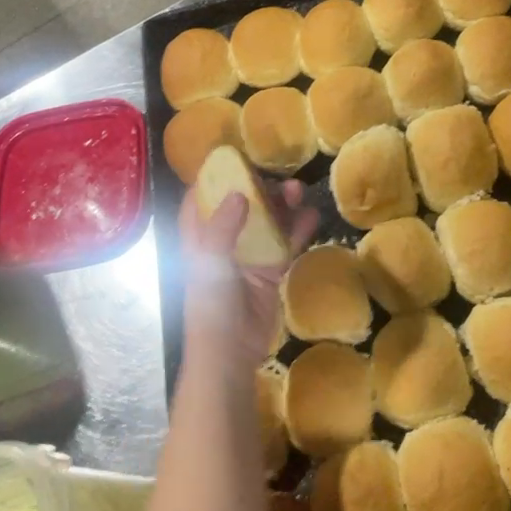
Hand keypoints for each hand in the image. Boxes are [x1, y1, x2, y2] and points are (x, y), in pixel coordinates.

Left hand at [178, 182, 317, 371]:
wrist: (230, 351)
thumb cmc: (212, 305)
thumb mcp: (211, 263)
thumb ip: (223, 228)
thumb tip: (238, 193)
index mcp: (199, 238)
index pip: (199, 200)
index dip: (213, 178)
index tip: (234, 159)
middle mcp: (223, 243)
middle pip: (240, 206)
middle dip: (259, 189)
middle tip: (280, 177)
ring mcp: (248, 257)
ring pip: (266, 222)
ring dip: (282, 206)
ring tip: (299, 191)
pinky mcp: (269, 271)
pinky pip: (285, 244)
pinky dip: (297, 230)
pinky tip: (312, 216)